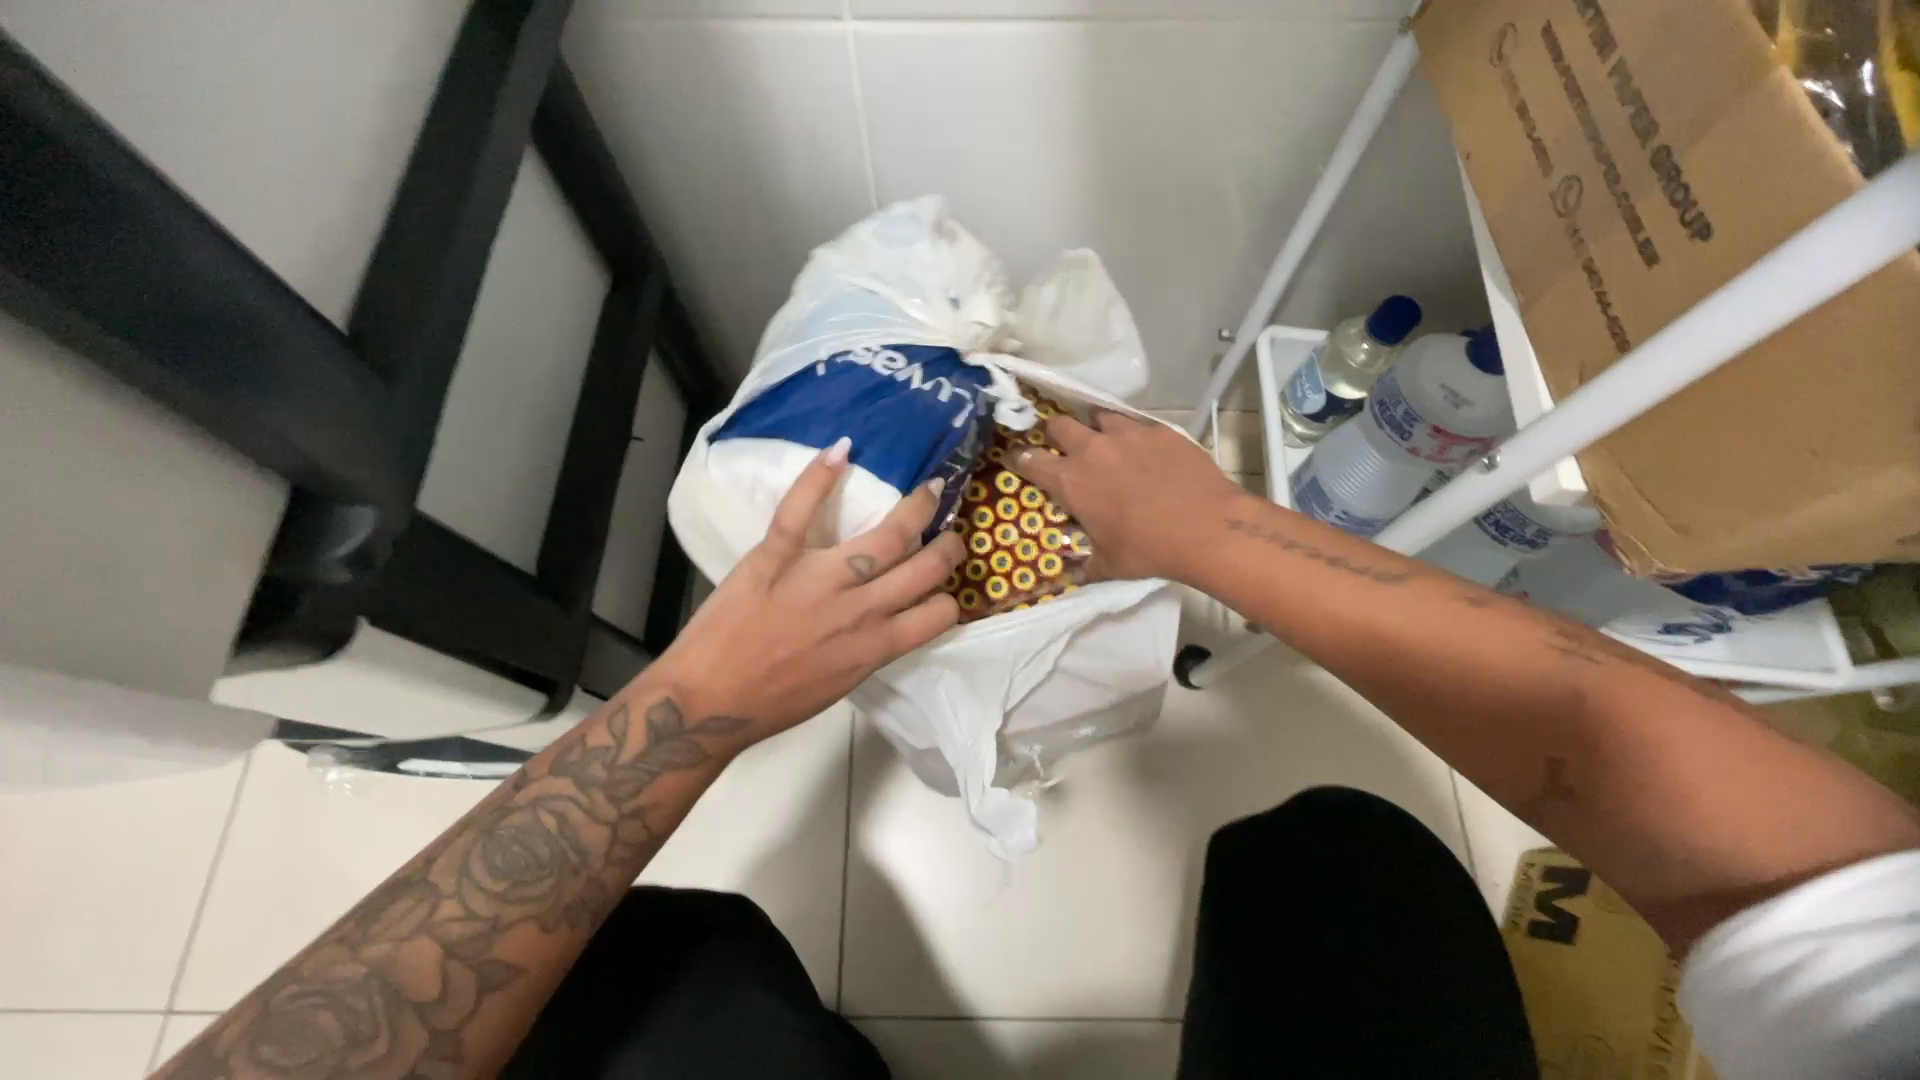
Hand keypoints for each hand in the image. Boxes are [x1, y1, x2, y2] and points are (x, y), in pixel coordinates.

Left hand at [653, 438, 963, 744]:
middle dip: (950, 547)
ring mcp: (820, 577)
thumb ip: (870, 648)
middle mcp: (860, 609)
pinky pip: (801, 508)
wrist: (708, 700)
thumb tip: (888, 622)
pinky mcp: (776, 554)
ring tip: (930, 491)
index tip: (942, 587)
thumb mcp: (840, 684)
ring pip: (888, 535)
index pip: (939, 614)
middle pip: (927, 567)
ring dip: (919, 508)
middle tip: (950, 533)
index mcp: (875, 645)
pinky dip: (820, 475)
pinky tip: (841, 451)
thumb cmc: (772, 703)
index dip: (948, 598)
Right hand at [1010, 410, 1244, 583]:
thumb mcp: (1108, 564)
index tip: (1016, 458)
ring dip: (1095, 427)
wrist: (1206, 528)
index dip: (1019, 458)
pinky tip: (1144, 449)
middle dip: (1054, 432)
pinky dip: (1133, 435)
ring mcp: (1128, 435)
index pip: (1030, 461)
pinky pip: (1138, 424)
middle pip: (1059, 425)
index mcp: (1071, 482)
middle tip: (1060, 444)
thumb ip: (1086, 562)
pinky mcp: (1160, 431)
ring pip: (1099, 416)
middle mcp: (1093, 450)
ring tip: (1104, 440)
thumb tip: (1075, 572)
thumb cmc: (1148, 550)